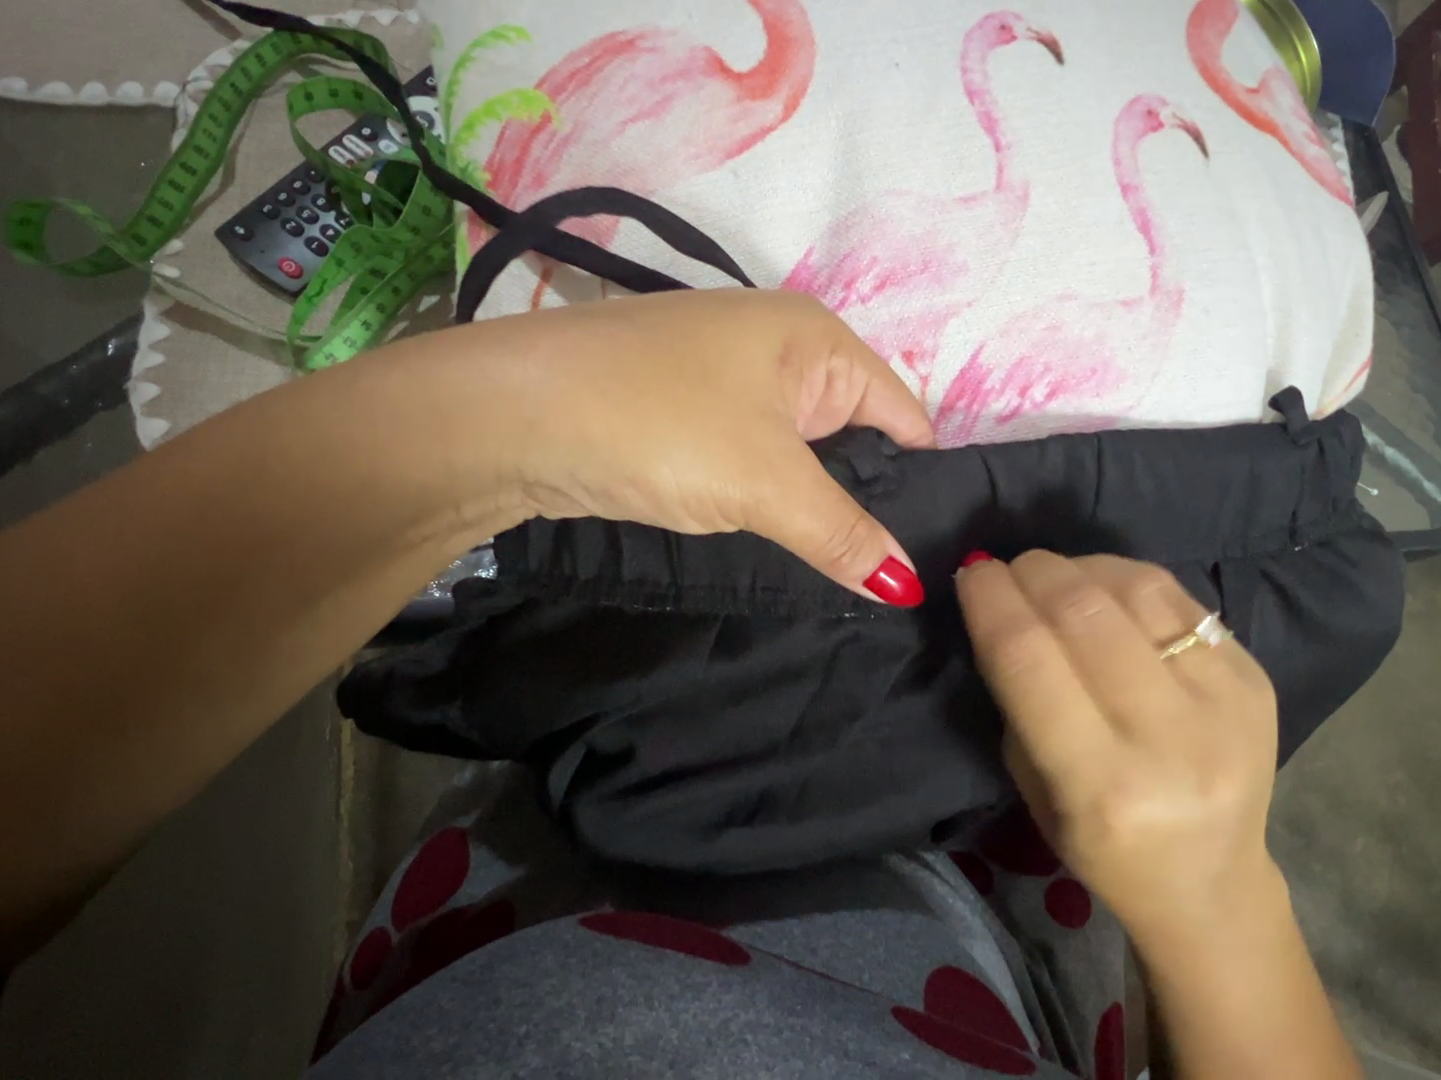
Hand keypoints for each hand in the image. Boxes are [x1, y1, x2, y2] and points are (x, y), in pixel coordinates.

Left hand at [433, 289, 934, 603]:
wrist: (511, 414)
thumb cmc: (661, 427)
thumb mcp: (766, 483)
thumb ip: (843, 534)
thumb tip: (908, 587)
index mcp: (818, 338)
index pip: (903, 415)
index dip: (918, 484)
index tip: (928, 556)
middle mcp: (780, 345)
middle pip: (855, 433)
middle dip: (867, 501)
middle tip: (888, 578)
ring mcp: (728, 376)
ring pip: (802, 451)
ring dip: (815, 504)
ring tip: (842, 571)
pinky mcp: (688, 409)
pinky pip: (755, 456)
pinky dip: (769, 496)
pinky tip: (778, 541)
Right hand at [955, 552, 1281, 940]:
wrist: (1211, 882)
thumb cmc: (1102, 848)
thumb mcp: (1034, 788)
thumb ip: (1018, 699)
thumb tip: (1004, 609)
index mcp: (1102, 785)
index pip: (1029, 658)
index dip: (991, 602)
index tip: (970, 575)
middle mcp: (1170, 739)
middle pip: (1083, 613)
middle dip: (1033, 573)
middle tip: (1009, 568)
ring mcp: (1225, 704)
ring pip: (1137, 590)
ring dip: (1080, 567)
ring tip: (1056, 575)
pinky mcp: (1256, 680)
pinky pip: (1180, 598)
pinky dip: (1128, 579)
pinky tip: (1104, 586)